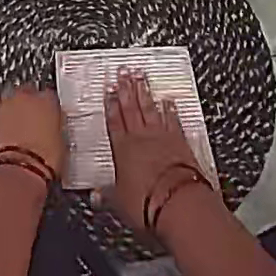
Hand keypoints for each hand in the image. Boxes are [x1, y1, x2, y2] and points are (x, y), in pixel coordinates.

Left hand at [0, 86, 65, 179]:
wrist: (20, 171)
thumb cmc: (43, 160)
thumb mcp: (61, 143)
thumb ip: (56, 128)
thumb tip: (54, 130)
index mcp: (49, 101)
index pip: (50, 95)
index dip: (48, 106)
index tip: (48, 114)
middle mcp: (29, 97)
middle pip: (29, 90)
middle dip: (30, 101)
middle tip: (31, 116)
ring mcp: (10, 103)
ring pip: (11, 93)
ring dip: (13, 103)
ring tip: (15, 117)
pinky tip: (0, 116)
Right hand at [105, 69, 206, 235]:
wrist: (177, 201)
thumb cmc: (146, 203)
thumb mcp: (120, 203)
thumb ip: (107, 195)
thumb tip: (95, 196)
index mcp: (123, 149)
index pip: (114, 122)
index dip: (110, 105)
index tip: (109, 90)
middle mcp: (140, 138)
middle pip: (131, 108)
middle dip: (125, 89)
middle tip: (123, 71)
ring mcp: (161, 136)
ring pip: (149, 108)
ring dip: (144, 91)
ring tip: (140, 76)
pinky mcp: (179, 140)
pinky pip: (172, 120)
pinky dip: (170, 109)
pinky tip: (168, 100)